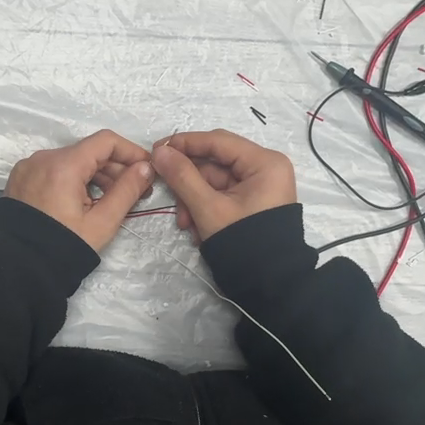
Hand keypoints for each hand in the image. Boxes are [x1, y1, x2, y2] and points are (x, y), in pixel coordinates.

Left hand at [4, 130, 155, 251]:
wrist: (19, 268)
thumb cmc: (63, 248)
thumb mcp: (102, 223)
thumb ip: (127, 191)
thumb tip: (146, 168)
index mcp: (63, 165)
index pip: (105, 141)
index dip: (131, 152)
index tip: (146, 170)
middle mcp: (43, 158)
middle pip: (88, 151)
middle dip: (115, 168)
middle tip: (134, 191)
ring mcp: (29, 167)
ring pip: (71, 160)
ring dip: (94, 175)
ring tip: (109, 201)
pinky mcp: (20, 178)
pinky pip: (53, 170)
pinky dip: (73, 180)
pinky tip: (83, 203)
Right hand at [152, 130, 295, 241]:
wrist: (267, 284)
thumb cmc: (242, 241)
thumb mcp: (208, 208)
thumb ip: (182, 177)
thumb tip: (159, 151)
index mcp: (264, 163)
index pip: (218, 141)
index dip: (185, 143)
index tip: (157, 149)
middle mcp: (265, 168)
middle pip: (214, 162)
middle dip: (189, 182)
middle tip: (166, 193)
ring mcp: (259, 187)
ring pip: (214, 181)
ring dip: (193, 200)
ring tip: (186, 223)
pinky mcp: (251, 202)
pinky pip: (221, 196)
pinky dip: (204, 208)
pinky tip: (197, 228)